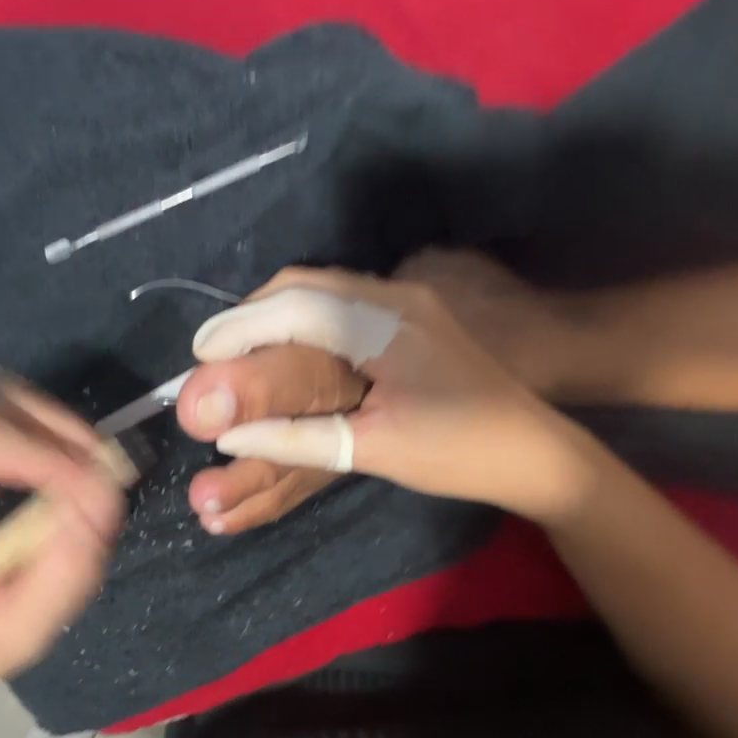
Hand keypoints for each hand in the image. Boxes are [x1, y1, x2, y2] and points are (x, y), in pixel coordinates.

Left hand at [0, 384, 125, 695]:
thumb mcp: (22, 629)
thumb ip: (62, 570)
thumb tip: (103, 497)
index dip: (38, 446)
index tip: (92, 481)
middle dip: (55, 427)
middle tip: (105, 470)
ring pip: (0, 396)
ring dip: (55, 425)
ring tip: (92, 471)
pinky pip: (4, 412)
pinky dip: (47, 429)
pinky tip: (70, 469)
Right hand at [199, 268, 596, 518]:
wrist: (536, 453)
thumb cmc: (458, 452)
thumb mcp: (373, 448)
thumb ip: (297, 435)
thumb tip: (226, 434)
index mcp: (385, 320)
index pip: (295, 304)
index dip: (241, 327)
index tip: (200, 356)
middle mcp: (396, 296)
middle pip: (306, 284)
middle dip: (253, 314)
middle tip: (215, 354)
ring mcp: (410, 302)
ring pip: (324, 290)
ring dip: (278, 315)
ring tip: (243, 353)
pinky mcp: (415, 318)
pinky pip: (344, 304)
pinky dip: (306, 321)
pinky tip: (293, 352)